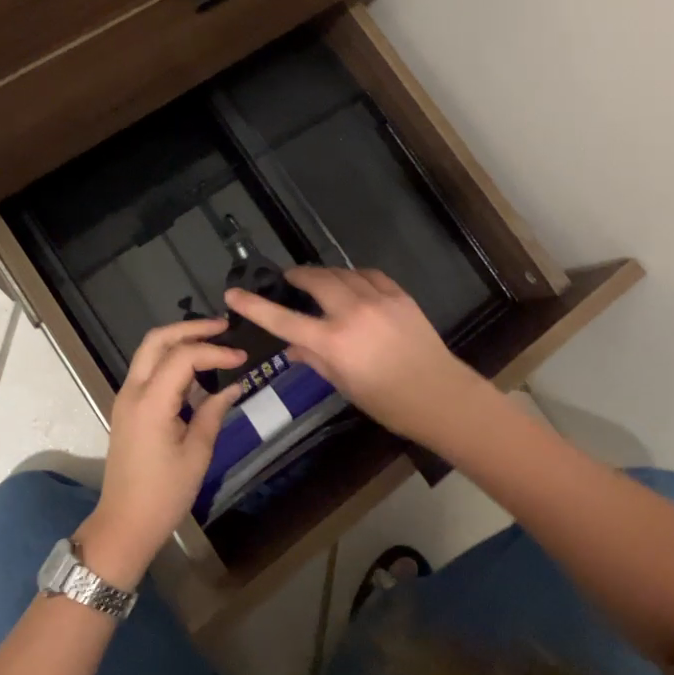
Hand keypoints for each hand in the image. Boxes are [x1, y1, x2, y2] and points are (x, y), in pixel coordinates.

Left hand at [77, 318, 244, 586]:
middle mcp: (132, 392)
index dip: (215, 351)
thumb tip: (232, 387)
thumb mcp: (197, 454)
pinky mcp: (128, 409)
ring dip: (180, 342)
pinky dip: (172, 361)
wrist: (124, 524)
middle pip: (157, 340)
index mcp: (151, 403)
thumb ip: (213, 412)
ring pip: (149, 352)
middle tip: (223, 328)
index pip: (183, 357)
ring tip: (214, 344)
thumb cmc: (164, 494)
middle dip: (191, 329)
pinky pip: (148, 371)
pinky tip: (198, 372)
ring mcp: (126, 399)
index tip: (242, 358)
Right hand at [225, 267, 494, 449]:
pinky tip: (352, 285)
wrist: (440, 394)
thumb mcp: (344, 384)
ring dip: (325, 275)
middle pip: (315, 280)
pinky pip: (368, 275)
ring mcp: (378, 299)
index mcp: (334, 341)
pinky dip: (354, 277)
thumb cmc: (387, 401)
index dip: (255, 306)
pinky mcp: (399, 295)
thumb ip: (314, 358)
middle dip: (297, 277)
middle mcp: (352, 312)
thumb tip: (291, 345)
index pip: (284, 320)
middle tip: (288, 281)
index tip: (233, 292)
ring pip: (342, 273)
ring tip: (318, 284)